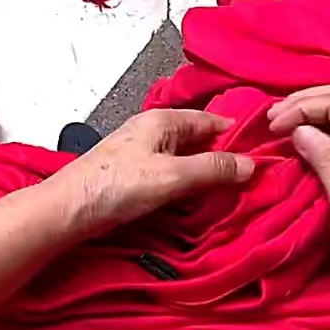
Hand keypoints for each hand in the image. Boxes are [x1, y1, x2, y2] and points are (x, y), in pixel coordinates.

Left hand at [47, 109, 254, 237]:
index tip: (262, 152)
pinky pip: (170, 172)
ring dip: (204, 171)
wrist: (68, 209)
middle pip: (197, 138)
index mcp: (162, 120)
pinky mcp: (132, 174)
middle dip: (222, 154)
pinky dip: (186, 183)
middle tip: (251, 176)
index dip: (236, 134)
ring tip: (231, 190)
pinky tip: (196, 198)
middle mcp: (152, 129)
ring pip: (183, 157)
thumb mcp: (173, 176)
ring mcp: (140, 151)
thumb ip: (212, 169)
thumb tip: (250, 165)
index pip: (210, 120)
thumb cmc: (118, 186)